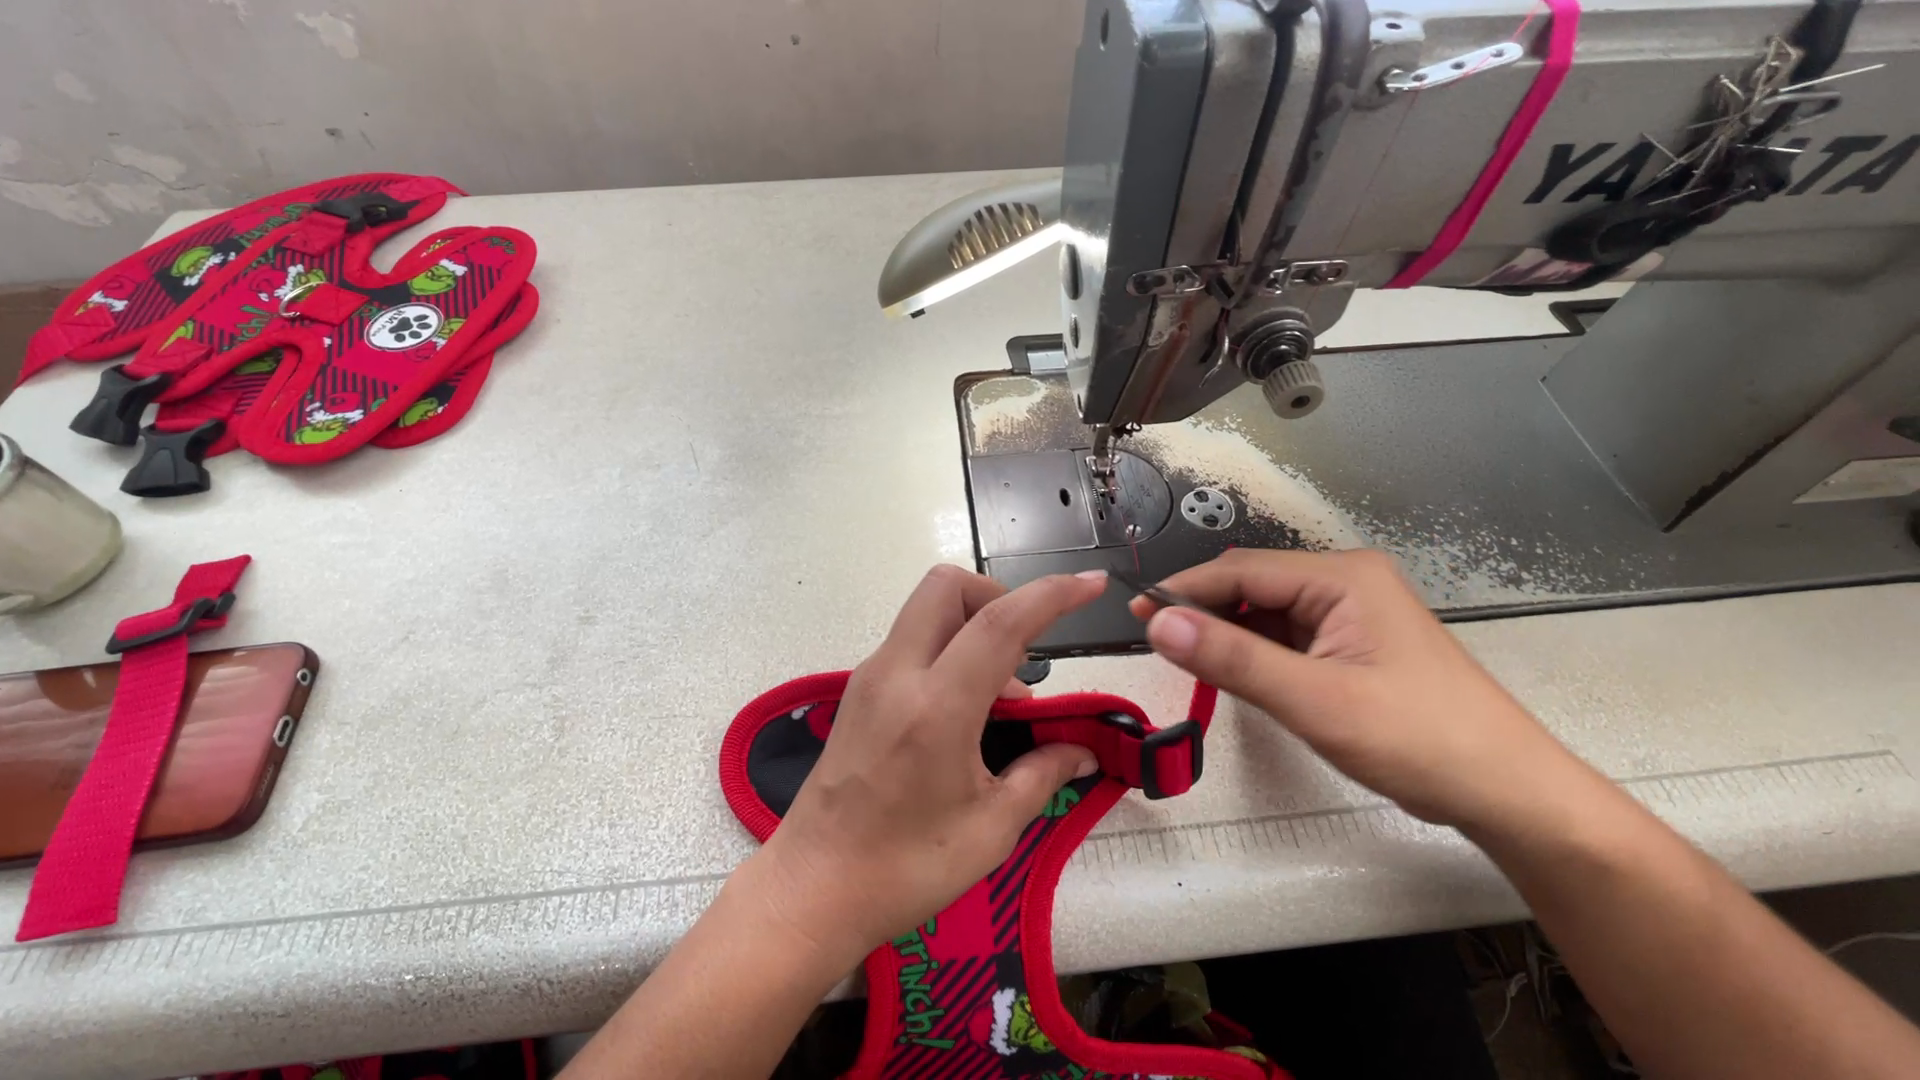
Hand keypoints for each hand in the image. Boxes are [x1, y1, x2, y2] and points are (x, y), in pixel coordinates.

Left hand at [750, 565, 1106, 963]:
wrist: (812, 889)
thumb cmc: (905, 868)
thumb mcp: (990, 829)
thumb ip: (1041, 775)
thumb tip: (1080, 749)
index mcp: (936, 708)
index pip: (1000, 623)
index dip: (1053, 595)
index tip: (1092, 585)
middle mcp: (897, 675)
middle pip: (947, 587)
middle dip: (998, 596)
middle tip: (1028, 652)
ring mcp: (870, 680)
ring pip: (926, 611)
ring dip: (973, 627)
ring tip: (1005, 699)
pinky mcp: (858, 694)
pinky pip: (911, 643)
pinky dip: (948, 650)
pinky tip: (968, 711)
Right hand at [1128, 549, 1573, 828]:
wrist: (1505, 790)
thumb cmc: (1416, 739)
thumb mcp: (1314, 700)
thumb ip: (1233, 659)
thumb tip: (1158, 624)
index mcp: (1342, 578)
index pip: (1241, 571)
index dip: (1183, 591)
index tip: (1135, 617)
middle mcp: (1346, 583)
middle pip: (1252, 586)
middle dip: (1203, 612)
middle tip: (1155, 645)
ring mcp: (1353, 614)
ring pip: (1267, 613)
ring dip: (1228, 634)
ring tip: (1187, 662)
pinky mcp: (1354, 645)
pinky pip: (1288, 637)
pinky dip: (1256, 653)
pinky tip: (1235, 674)